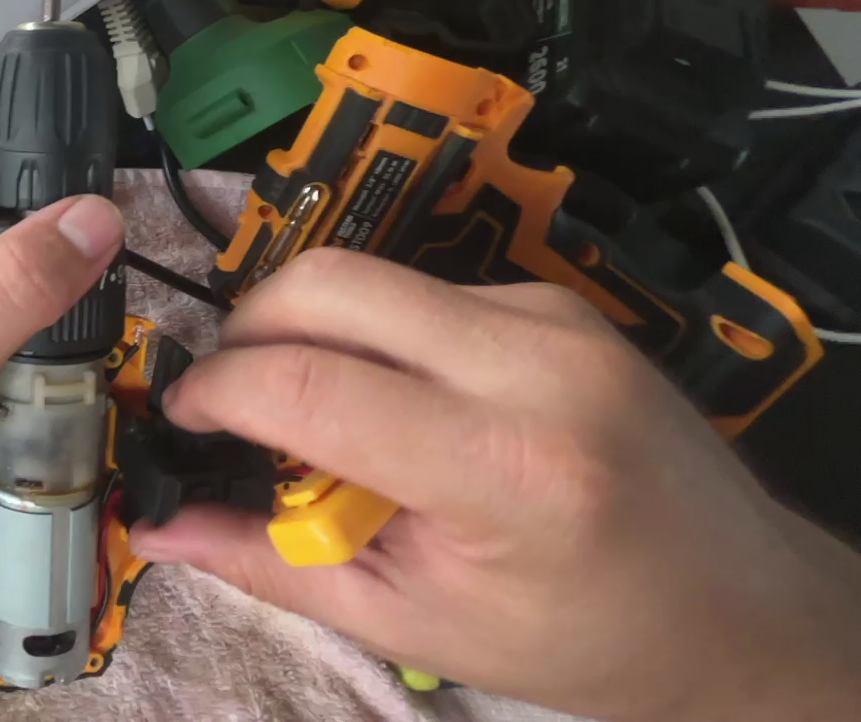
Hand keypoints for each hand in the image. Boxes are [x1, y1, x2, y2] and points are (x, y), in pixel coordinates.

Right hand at [128, 248, 860, 721]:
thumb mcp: (408, 622)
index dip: (215, 391)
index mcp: (505, 470)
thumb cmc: (578, 639)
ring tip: (305, 394)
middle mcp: (532, 364)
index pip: (307, 387)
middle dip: (243, 330)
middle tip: (234, 394)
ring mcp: (545, 316)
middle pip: (322, 286)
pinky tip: (385, 387)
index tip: (184, 416)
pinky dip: (357, 328)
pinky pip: (403, 286)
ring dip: (294, 323)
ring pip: (354, 273)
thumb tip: (154, 529)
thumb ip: (265, 562)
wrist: (758, 612)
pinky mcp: (544, 296)